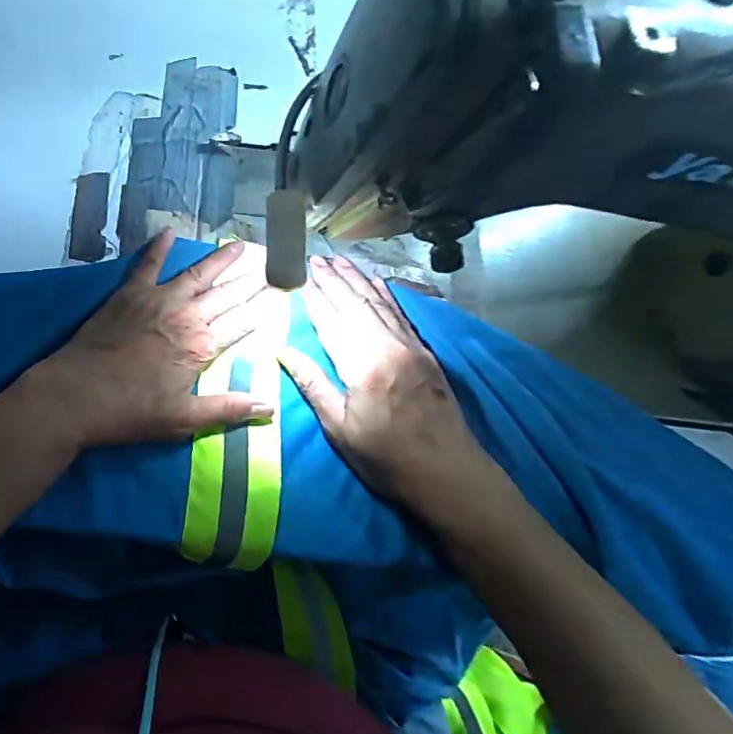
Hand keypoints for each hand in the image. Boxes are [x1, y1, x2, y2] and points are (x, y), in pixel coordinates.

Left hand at [26, 229, 278, 446]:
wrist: (74, 395)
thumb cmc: (129, 412)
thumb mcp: (183, 420)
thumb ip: (228, 409)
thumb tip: (269, 408)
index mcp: (201, 346)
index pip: (243, 322)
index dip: (264, 308)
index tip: (282, 293)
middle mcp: (185, 316)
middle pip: (226, 295)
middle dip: (250, 281)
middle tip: (272, 266)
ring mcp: (156, 300)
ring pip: (196, 274)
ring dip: (219, 260)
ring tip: (239, 245)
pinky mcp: (128, 294)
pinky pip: (147, 264)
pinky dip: (158, 247)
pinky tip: (168, 231)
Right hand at [276, 256, 521, 531]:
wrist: (449, 474)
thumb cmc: (386, 458)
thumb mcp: (339, 428)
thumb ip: (313, 384)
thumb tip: (283, 352)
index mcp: (364, 366)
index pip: (331, 321)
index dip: (313, 297)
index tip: (298, 276)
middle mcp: (389, 346)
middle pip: (356, 304)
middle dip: (333, 279)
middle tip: (314, 258)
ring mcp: (411, 347)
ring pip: (379, 303)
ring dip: (357, 280)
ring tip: (338, 261)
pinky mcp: (425, 352)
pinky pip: (400, 313)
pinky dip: (384, 294)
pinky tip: (375, 282)